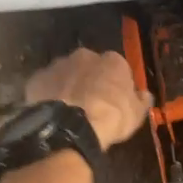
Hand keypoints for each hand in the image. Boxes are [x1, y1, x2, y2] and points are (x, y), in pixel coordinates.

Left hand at [24, 49, 151, 147]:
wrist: (71, 126)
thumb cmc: (110, 118)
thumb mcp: (136, 114)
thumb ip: (140, 100)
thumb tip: (144, 95)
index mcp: (112, 61)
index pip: (117, 67)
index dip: (115, 83)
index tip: (114, 98)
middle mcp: (85, 56)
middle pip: (89, 66)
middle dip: (89, 79)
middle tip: (90, 102)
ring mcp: (59, 65)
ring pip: (66, 72)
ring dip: (68, 84)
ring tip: (68, 108)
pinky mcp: (38, 78)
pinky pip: (46, 84)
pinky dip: (48, 93)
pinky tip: (50, 110)